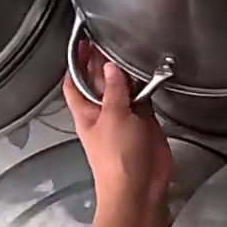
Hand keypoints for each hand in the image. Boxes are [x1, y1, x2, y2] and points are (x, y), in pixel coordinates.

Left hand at [63, 43, 174, 221]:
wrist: (139, 188)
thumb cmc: (117, 157)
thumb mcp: (113, 118)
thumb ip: (115, 91)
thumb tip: (110, 66)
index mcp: (86, 112)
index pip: (75, 83)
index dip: (77, 63)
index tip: (84, 43)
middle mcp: (104, 112)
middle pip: (100, 83)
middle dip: (102, 63)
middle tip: (110, 38)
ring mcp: (125, 117)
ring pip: (124, 89)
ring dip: (127, 73)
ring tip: (132, 47)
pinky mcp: (146, 123)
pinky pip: (144, 99)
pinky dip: (147, 86)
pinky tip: (151, 70)